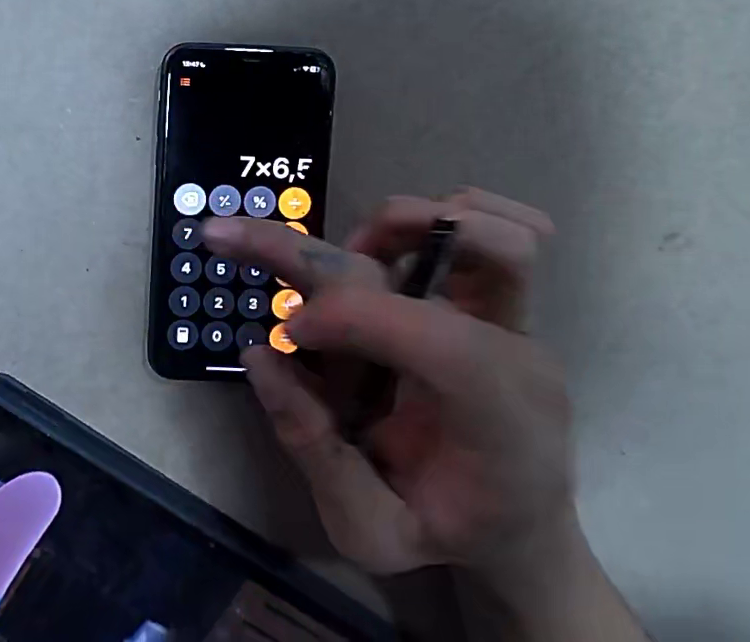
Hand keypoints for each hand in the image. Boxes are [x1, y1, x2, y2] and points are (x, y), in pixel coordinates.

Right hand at [203, 191, 570, 580]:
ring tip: (333, 258)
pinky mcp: (501, 301)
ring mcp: (515, 319)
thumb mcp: (373, 531)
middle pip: (440, 255)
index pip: (427, 332)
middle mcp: (513, 349)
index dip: (345, 317)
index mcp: (496, 414)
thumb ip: (314, 449)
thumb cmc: (449, 530)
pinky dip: (441, 218)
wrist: (520, 527)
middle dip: (319, 247)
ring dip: (392, 225)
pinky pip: (503, 229)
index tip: (290, 336)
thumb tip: (260, 354)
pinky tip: (384, 242)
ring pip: (480, 226)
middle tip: (229, 238)